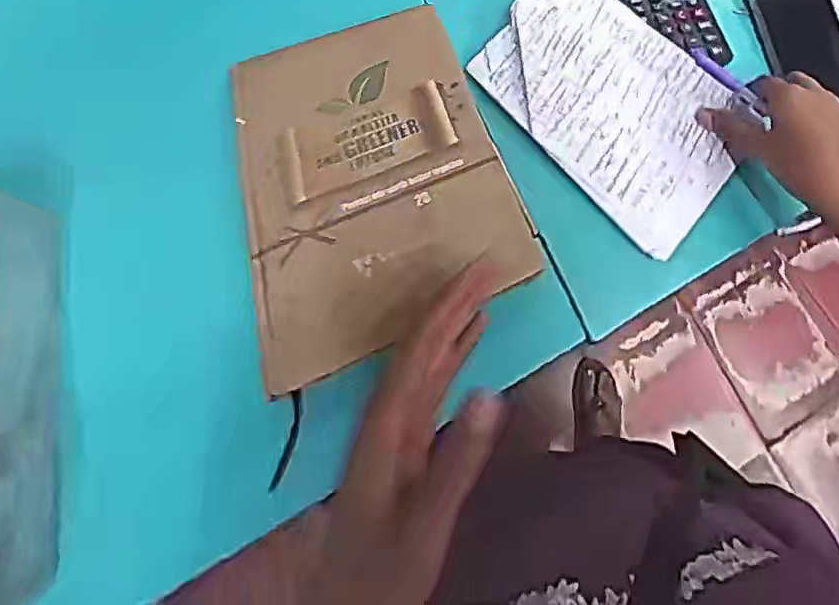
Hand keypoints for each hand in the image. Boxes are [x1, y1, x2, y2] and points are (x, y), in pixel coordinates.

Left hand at [306, 262, 506, 604]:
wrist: (348, 593)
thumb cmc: (384, 564)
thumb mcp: (425, 521)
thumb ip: (456, 462)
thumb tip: (490, 395)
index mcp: (389, 416)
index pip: (421, 343)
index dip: (449, 302)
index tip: (477, 271)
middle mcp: (390, 404)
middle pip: (423, 337)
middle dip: (454, 297)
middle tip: (487, 266)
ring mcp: (398, 414)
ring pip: (430, 350)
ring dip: (456, 315)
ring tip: (485, 287)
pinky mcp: (408, 427)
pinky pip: (436, 374)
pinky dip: (457, 347)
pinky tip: (475, 332)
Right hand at [698, 72, 838, 227]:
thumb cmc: (810, 171)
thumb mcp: (760, 150)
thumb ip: (732, 128)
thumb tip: (708, 115)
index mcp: (789, 94)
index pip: (762, 82)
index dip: (749, 96)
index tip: (744, 111)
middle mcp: (818, 95)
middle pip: (791, 85)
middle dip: (777, 98)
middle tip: (765, 122)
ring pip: (815, 101)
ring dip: (801, 112)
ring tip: (789, 141)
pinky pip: (836, 119)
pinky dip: (823, 128)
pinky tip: (816, 153)